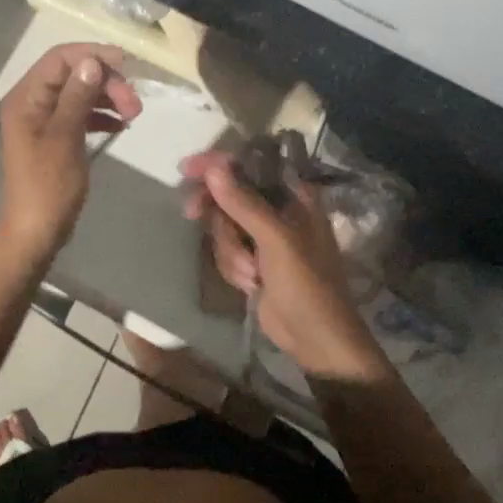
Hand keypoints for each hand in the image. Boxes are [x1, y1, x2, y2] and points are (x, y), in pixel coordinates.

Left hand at [0, 43, 142, 258]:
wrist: (36, 232)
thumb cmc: (48, 186)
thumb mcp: (65, 138)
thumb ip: (77, 97)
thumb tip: (92, 61)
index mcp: (26, 98)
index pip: (59, 59)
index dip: (93, 55)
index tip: (127, 65)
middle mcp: (31, 103)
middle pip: (72, 74)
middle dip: (106, 82)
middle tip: (135, 104)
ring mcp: (43, 120)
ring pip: (79, 93)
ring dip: (107, 98)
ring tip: (134, 115)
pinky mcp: (56, 137)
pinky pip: (80, 114)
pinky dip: (101, 115)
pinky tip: (121, 126)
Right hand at [184, 151, 390, 380]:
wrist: (315, 339)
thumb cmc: (307, 284)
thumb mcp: (276, 240)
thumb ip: (244, 202)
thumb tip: (214, 167)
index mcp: (294, 195)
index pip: (251, 164)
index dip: (219, 163)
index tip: (188, 168)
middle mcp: (279, 210)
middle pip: (229, 194)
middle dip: (216, 212)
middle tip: (192, 213)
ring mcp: (264, 236)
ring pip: (223, 225)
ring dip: (229, 250)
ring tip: (250, 273)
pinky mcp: (253, 259)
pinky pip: (225, 248)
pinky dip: (232, 266)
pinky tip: (250, 284)